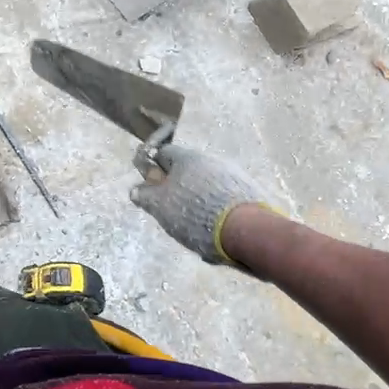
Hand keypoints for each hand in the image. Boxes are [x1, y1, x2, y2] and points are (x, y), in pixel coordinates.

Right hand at [130, 143, 280, 266]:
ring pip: (207, 189)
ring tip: (197, 231)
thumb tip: (136, 189)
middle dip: (179, 191)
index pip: (162, 153)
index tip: (151, 188)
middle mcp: (212, 161)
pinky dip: (218, 214)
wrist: (250, 232)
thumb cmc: (196, 213)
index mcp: (187, 158)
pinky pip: (226, 202)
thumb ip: (145, 196)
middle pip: (187, 173)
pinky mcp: (252, 195)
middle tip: (174, 214)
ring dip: (199, 205)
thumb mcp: (160, 207)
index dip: (154, 169)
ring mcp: (235, 177)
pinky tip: (217, 234)